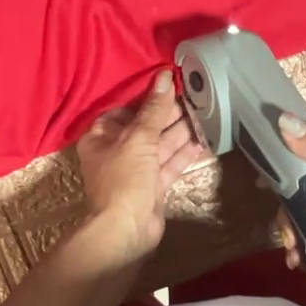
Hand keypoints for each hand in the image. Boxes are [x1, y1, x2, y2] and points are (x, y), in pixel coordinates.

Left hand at [74, 70, 204, 265]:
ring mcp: (136, 171)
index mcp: (101, 138)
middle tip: (194, 99)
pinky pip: (169, 165)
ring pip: (160, 146)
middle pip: (145, 128)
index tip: (170, 86)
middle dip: (168, 115)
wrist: (126, 229)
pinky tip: (203, 141)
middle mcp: (117, 152)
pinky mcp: (153, 187)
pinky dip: (184, 154)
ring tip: (204, 115)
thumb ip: (154, 109)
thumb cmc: (124, 178)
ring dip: (180, 132)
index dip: (146, 99)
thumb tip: (164, 77)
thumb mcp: (138, 138)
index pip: (125, 111)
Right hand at [273, 113, 305, 305]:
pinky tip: (300, 261)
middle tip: (288, 236)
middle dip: (289, 214)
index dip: (286, 169)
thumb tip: (284, 119)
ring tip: (295, 254)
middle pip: (303, 189)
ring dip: (293, 235)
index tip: (263, 187)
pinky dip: (302, 248)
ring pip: (305, 215)